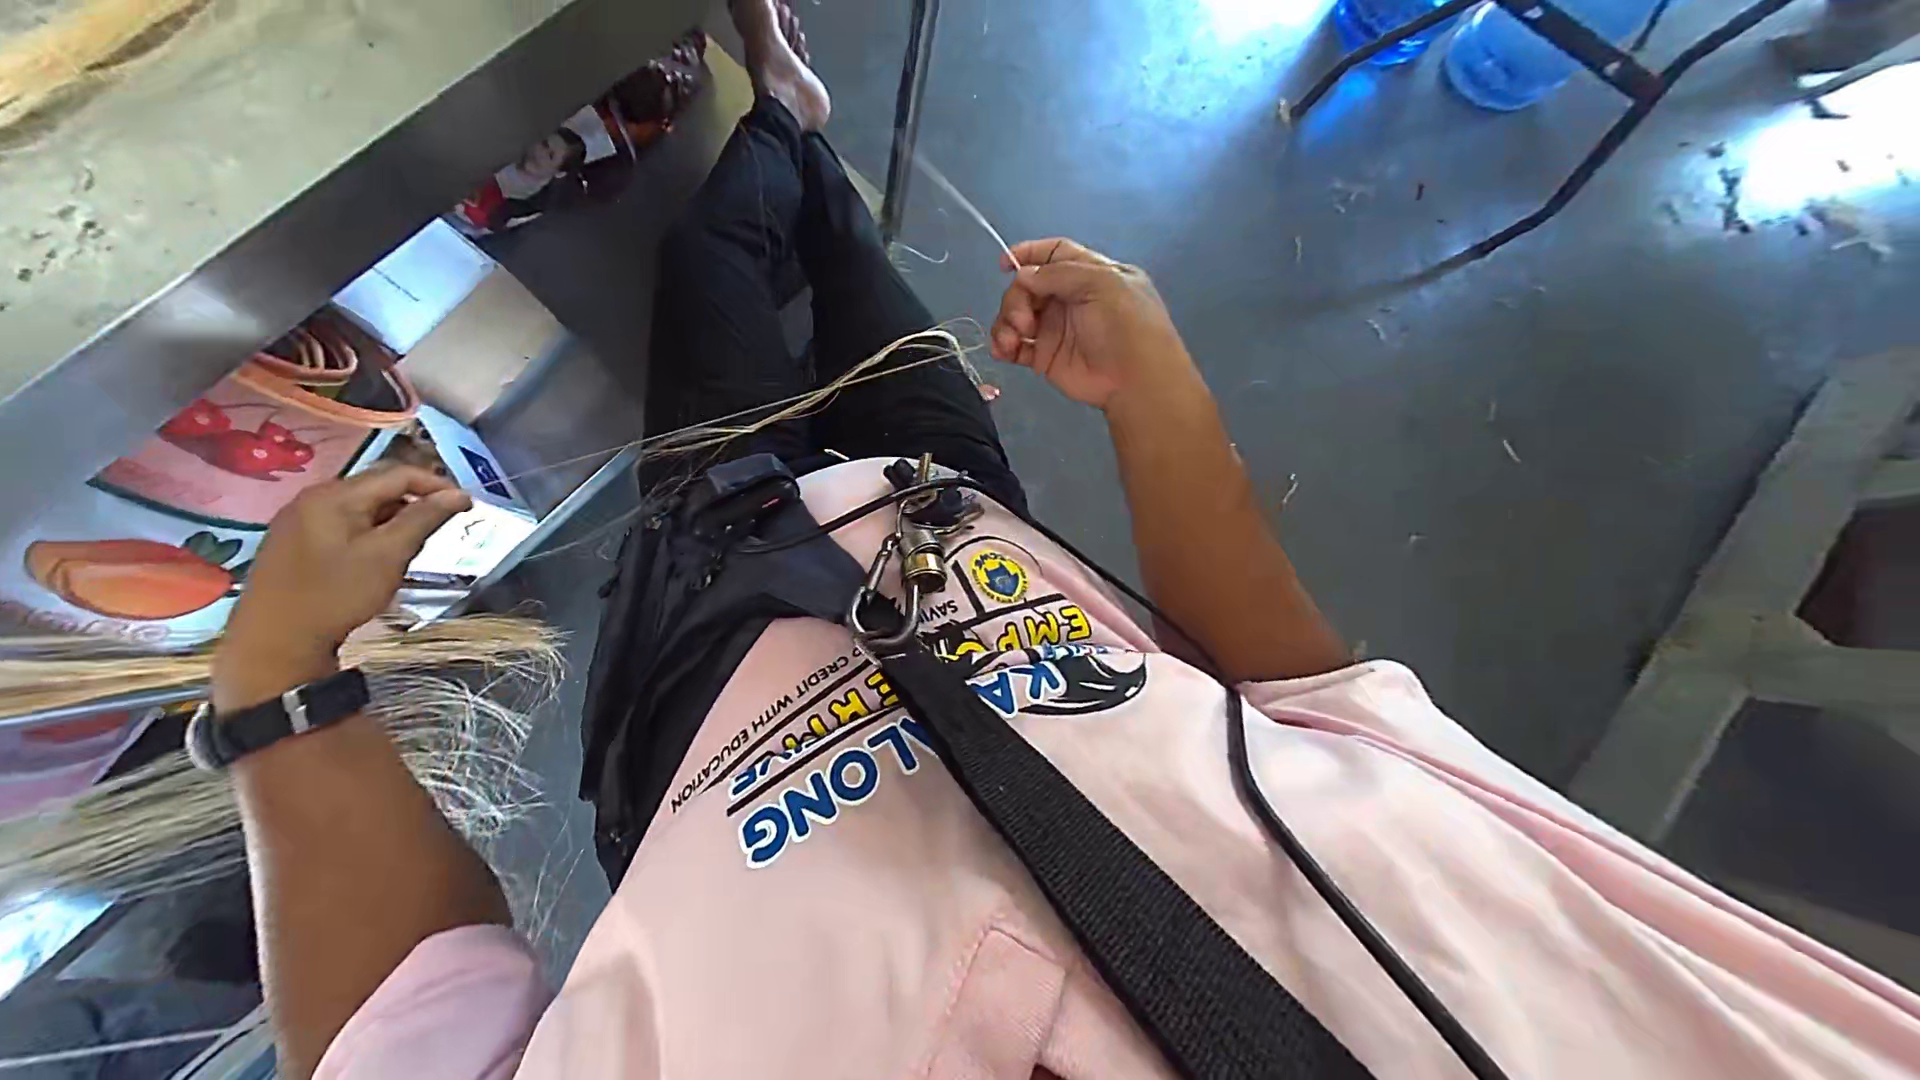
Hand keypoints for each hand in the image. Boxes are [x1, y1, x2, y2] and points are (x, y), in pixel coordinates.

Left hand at [213, 466, 471, 711]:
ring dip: (399, 514)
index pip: (398, 474)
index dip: (438, 485)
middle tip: (448, 522)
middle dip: (419, 499)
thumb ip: (425, 518)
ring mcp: (300, 518)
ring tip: (420, 539)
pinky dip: (376, 527)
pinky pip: (347, 520)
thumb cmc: (338, 593)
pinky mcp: (296, 539)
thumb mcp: (390, 554)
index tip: (469, 506)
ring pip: (365, 504)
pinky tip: (385, 550)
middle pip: (379, 485)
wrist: (276, 640)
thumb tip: (459, 495)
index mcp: (334, 496)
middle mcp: (313, 498)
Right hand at [989, 238, 1197, 411]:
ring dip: (1005, 323)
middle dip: (1016, 299)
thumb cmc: (1126, 325)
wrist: (1135, 379)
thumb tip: (1023, 275)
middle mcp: (1068, 299)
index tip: (1004, 264)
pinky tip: (1003, 351)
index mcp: (1087, 274)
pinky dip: (1003, 346)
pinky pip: (1015, 347)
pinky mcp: (1044, 357)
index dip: (1029, 253)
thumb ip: (1060, 274)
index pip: (1054, 254)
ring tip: (1011, 342)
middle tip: (1023, 322)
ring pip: (1016, 316)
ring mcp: (1055, 329)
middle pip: (1027, 286)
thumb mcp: (1102, 284)